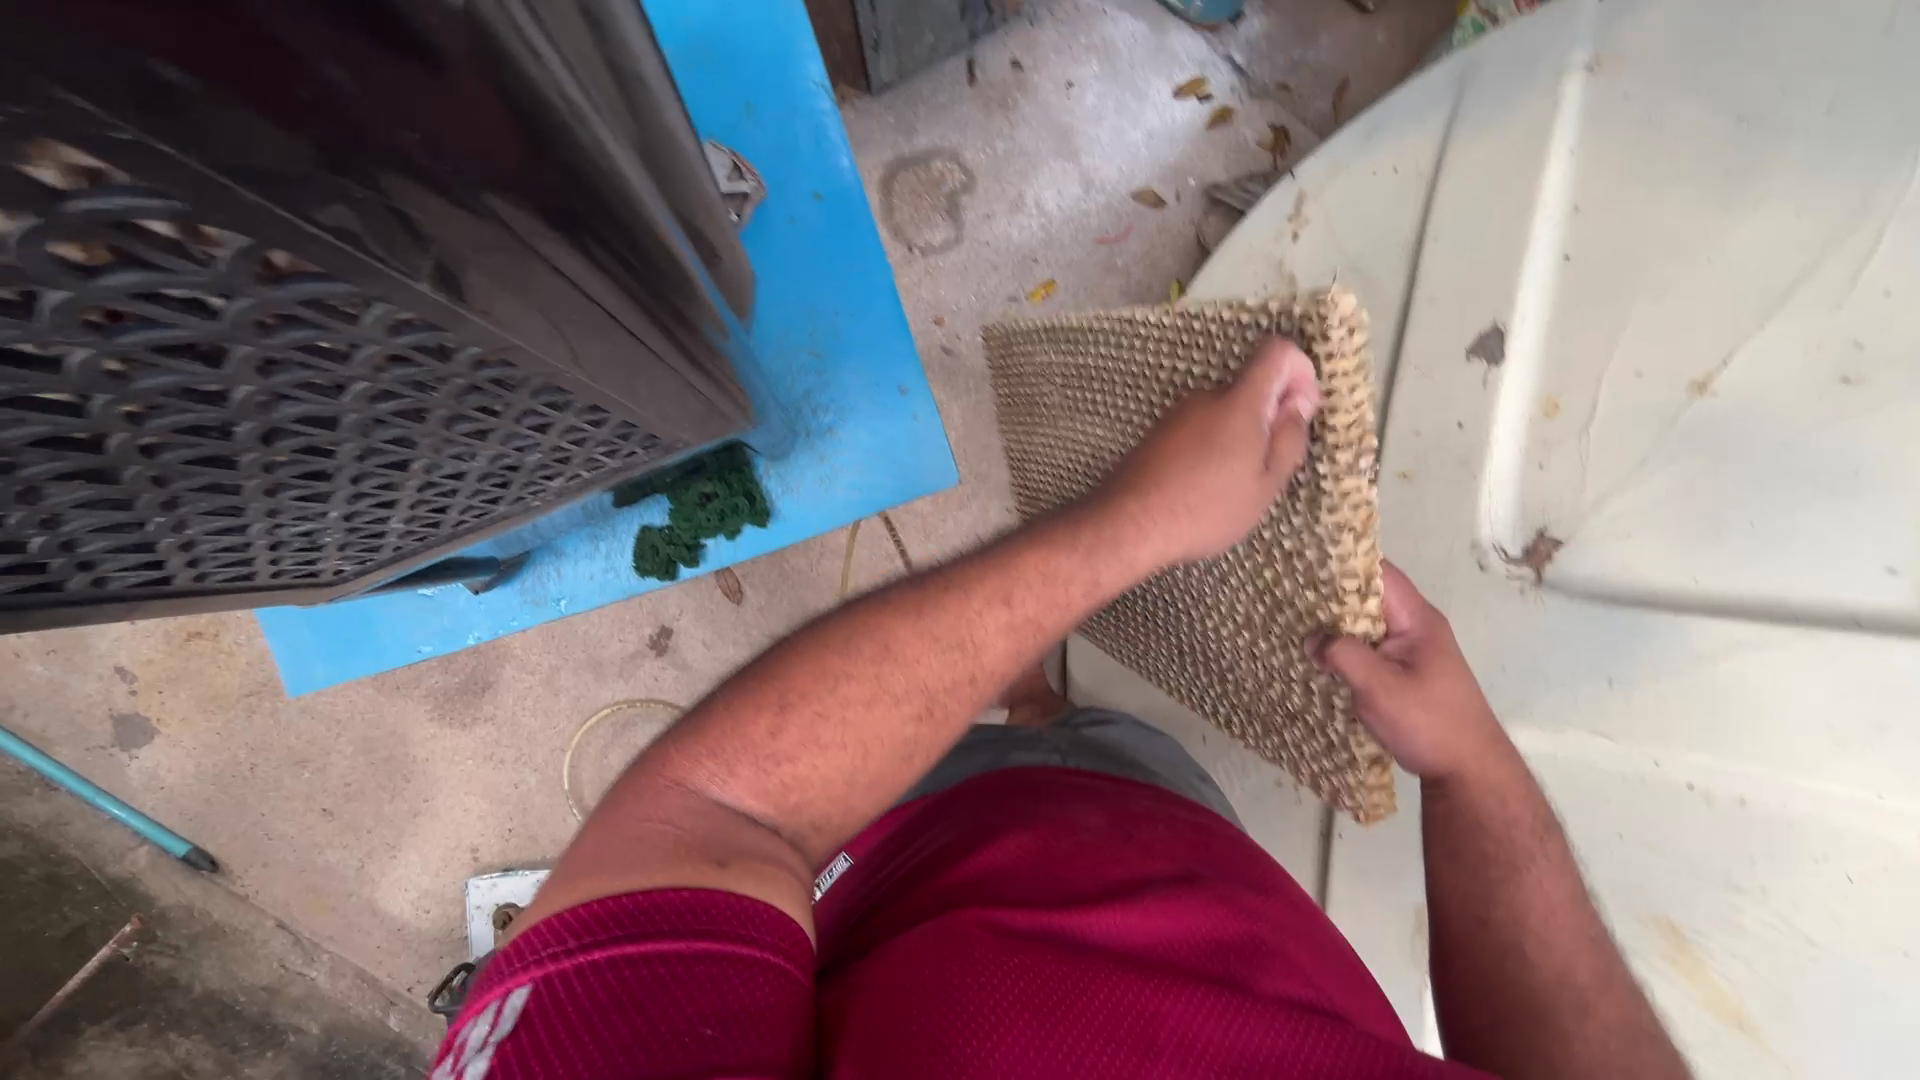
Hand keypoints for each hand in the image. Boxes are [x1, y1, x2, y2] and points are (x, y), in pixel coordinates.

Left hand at [1093, 338, 1321, 566]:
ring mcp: (1176, 415)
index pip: (1277, 351)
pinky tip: (1202, 487)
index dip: (1300, 371)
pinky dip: (1210, 449)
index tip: (1302, 411)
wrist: (1127, 524)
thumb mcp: (1265, 484)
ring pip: (1223, 414)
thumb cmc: (1205, 509)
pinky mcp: (1157, 435)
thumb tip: (1299, 403)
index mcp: (1238, 402)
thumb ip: (1289, 438)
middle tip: (1267, 467)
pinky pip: (1198, 431)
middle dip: (1267, 418)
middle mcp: (1204, 398)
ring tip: (1231, 486)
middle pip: (1249, 389)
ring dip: (1237, 439)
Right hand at [1312, 562, 1512, 783]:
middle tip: (1286, 593)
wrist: (1468, 771)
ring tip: (1292, 620)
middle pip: (1368, 595)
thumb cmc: (1429, 723)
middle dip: (1330, 593)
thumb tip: (1311, 639)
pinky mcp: (1401, 671)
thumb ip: (1342, 655)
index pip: (1379, 573)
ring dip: (1333, 623)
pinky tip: (1315, 653)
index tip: (1304, 561)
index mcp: (1417, 619)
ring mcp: (1409, 649)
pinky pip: (1365, 646)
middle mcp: (1414, 626)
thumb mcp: (1379, 687)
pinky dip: (1341, 645)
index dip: (1344, 563)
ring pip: (1364, 623)